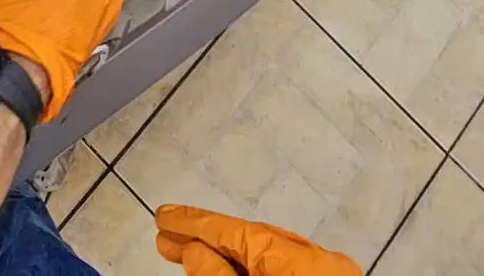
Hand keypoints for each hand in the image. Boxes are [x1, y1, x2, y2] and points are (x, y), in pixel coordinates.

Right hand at [155, 206, 363, 275]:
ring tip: (183, 257)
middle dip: (207, 241)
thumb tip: (195, 250)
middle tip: (163, 239)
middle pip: (253, 244)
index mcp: (305, 264)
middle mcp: (320, 267)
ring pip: (266, 265)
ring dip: (224, 262)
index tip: (162, 217)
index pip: (240, 233)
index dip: (197, 222)